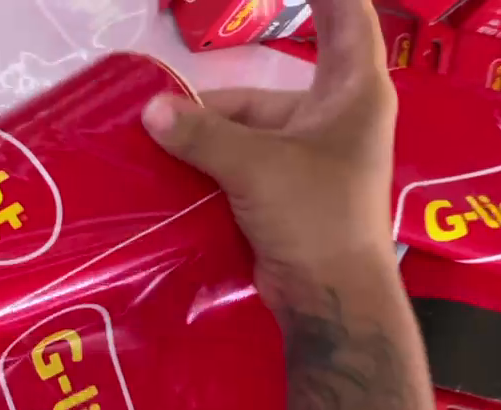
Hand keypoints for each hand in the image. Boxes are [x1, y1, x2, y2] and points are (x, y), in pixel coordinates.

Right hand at [141, 0, 396, 300]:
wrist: (327, 291)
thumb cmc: (315, 215)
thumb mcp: (257, 167)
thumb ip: (203, 137)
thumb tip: (151, 110)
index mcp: (349, 94)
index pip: (342, 20)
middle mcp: (328, 122)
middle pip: (261, 98)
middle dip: (211, 107)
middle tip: (158, 113)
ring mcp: (302, 164)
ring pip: (242, 140)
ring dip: (201, 145)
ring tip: (155, 147)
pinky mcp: (279, 200)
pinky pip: (236, 173)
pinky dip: (205, 173)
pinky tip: (171, 177)